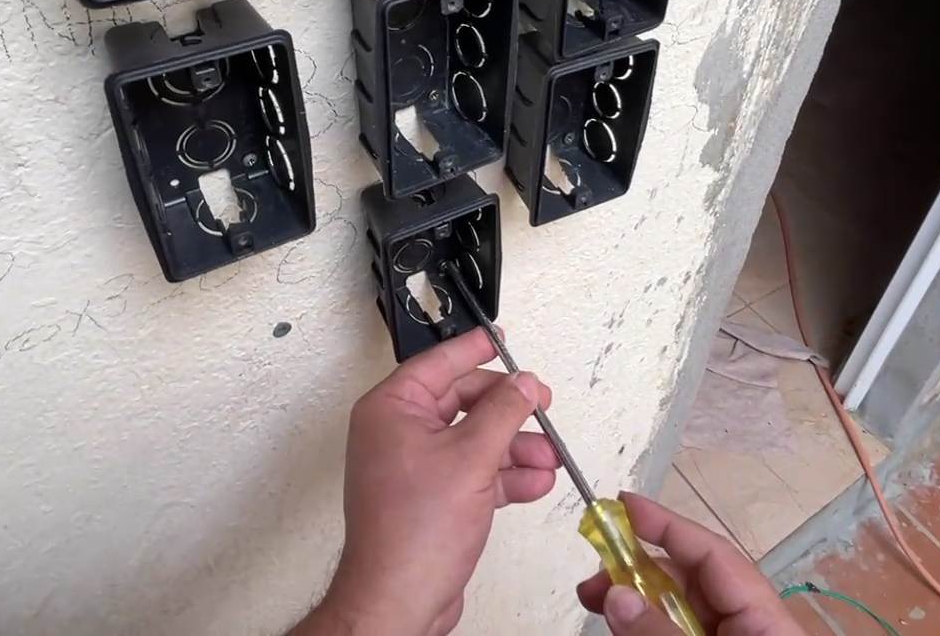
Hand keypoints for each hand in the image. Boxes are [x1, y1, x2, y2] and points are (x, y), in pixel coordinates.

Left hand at [295, 327, 559, 635]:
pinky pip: (472, 470)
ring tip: (548, 454)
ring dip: (513, 446)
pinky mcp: (430, 496)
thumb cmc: (412, 533)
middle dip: (506, 408)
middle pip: (461, 401)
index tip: (498, 338)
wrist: (400, 603)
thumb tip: (524, 383)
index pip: (438, 363)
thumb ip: (503, 413)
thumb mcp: (471, 458)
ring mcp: (413, 465)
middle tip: (541, 403)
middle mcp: (397, 431)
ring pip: (472, 438)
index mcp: (392, 408)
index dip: (473, 349)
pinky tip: (534, 481)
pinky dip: (503, 475)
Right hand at [577, 492, 805, 635]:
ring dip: (638, 606)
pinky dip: (652, 630)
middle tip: (592, 582)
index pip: (713, 553)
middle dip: (638, 574)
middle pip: (691, 583)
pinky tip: (625, 629)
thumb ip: (661, 634)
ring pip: (681, 614)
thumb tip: (614, 593)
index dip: (665, 523)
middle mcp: (754, 628)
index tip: (620, 504)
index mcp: (769, 621)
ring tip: (596, 605)